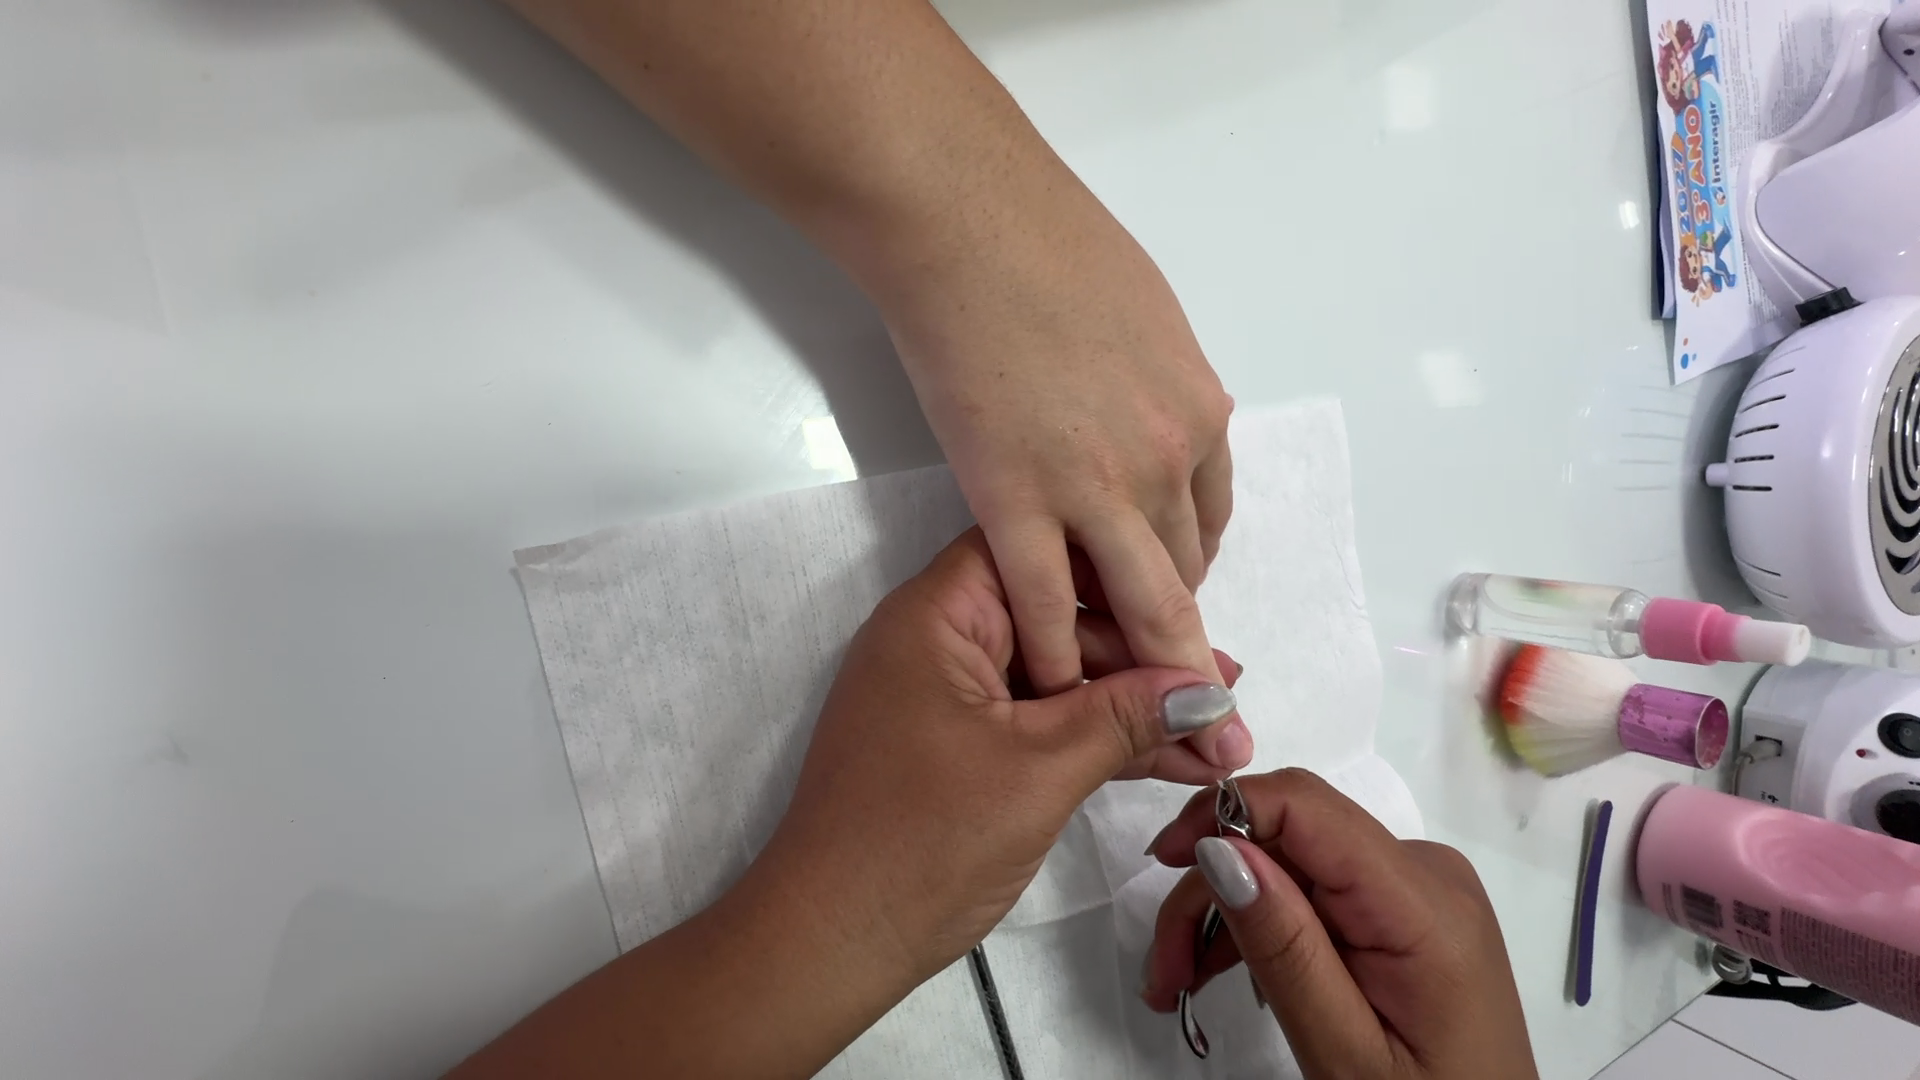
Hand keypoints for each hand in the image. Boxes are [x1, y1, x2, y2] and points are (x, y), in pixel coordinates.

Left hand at [749, 528, 1242, 986]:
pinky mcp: (965, 739)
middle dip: (1142, 664)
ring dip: (1129, 710)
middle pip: (1057, 621)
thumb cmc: (924, 840)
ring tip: (1219, 736)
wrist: (832, 941)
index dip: (1114, 570)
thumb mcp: (1038, 771)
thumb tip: (1213, 690)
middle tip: (1228, 694)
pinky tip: (1169, 759)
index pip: (1037, 554)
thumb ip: (1126, 719)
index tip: (1188, 600)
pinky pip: (1039, 718)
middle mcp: (943, 636)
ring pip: (1057, 678)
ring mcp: (954, 691)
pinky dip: (1093, 738)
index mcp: (940, 612)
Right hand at [871, 201, 1242, 781]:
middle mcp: (1166, 459)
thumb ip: (1156, 383)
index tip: (1162, 596)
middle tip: (1186, 698)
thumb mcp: (1141, 313)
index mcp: (1197, 411)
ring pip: (1137, 601)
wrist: (968, 222)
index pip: (1207, 520)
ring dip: (1137, 666)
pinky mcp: (1015, 499)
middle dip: (1185, 644)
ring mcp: (1095, 486)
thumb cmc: (1050, 249)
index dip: (1185, 570)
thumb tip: (1145, 416)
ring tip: (1133, 718)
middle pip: (1184, 573)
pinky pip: (1045, 601)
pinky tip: (1053, 693)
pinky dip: (1057, 658)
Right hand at [1140, 769, 1537, 1079]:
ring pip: (1281, 862)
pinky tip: (1215, 969)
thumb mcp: (1346, 1055)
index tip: (1160, 862)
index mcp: (1423, 902)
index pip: (1304, 805)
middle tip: (1163, 967)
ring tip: (1177, 981)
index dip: (1221, 811)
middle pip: (1282, 836)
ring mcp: (1409, 884)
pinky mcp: (1393, 904)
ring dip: (1220, 912)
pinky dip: (1254, 922)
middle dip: (1209, 887)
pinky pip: (1303, 888)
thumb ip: (1284, 948)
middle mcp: (1420, 869)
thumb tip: (1217, 846)